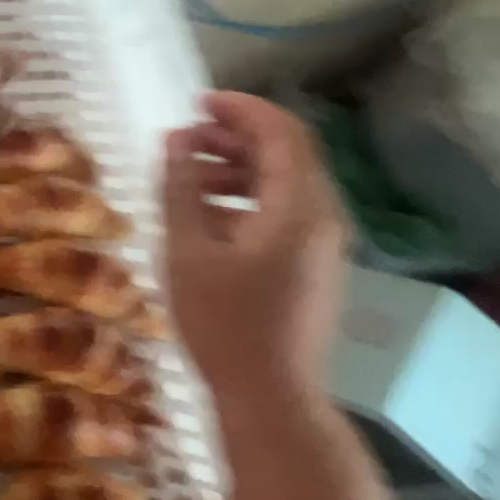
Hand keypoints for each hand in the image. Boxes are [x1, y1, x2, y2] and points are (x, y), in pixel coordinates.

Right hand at [162, 92, 347, 415]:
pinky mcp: (315, 265)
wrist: (272, 395)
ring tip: (187, 176)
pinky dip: (248, 199)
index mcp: (300, 206)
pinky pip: (285, 212)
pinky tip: (207, 217)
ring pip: (285, 184)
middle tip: (183, 139)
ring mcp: (325, 243)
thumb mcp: (187, 250)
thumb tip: (175, 138)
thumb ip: (180, 187)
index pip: (282, 131)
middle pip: (287, 154)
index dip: (240, 108)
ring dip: (238, 169)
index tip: (195, 103)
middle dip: (234, 137)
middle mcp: (324, 216)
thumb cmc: (224, 323)